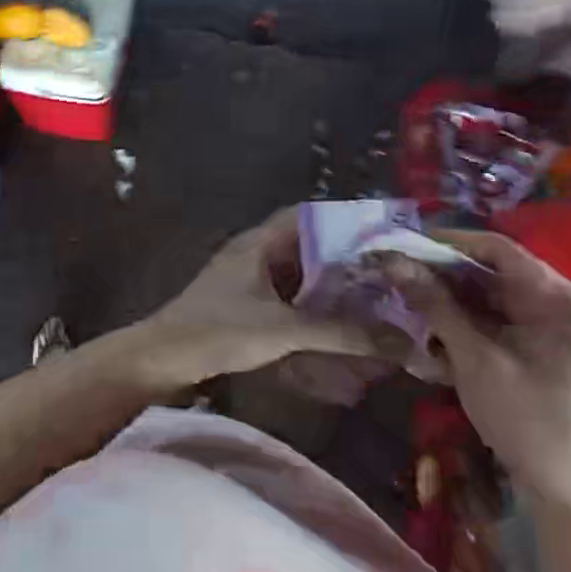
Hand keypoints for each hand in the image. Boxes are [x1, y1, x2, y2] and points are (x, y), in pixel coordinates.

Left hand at [137, 207, 408, 386]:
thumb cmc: (219, 330)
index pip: (305, 215)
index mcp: (257, 244)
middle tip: (394, 272)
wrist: (166, 356)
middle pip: (307, 246)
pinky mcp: (245, 305)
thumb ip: (341, 333)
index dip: (344, 219)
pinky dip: (313, 305)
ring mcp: (247, 279)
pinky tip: (342, 323)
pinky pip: (287, 296)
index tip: (385, 232)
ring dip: (331, 285)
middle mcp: (253, 254)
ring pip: (298, 274)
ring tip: (379, 298)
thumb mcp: (284, 330)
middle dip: (347, 258)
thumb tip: (405, 341)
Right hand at [381, 231, 570, 514]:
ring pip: (490, 300)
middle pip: (492, 274)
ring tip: (404, 309)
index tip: (396, 246)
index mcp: (563, 302)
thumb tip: (391, 260)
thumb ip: (435, 304)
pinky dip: (464, 326)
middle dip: (440, 276)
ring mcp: (557, 332)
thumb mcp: (475, 359)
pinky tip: (432, 341)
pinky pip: (498, 324)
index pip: (497, 250)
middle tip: (391, 279)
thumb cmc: (531, 422)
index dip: (444, 242)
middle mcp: (565, 307)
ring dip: (447, 303)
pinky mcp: (546, 353)